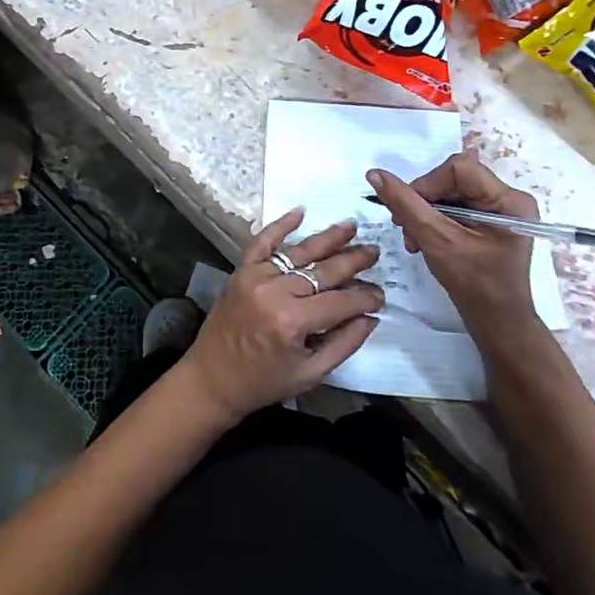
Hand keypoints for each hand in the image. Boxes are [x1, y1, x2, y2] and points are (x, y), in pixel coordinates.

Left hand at [177, 209, 383, 418]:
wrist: (212, 375)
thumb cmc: (264, 380)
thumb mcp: (312, 372)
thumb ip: (345, 342)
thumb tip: (372, 316)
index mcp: (291, 320)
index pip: (341, 301)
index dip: (366, 298)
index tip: (382, 295)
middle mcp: (272, 291)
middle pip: (322, 271)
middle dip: (353, 261)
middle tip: (375, 251)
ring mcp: (253, 277)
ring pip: (297, 253)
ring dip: (326, 239)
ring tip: (351, 226)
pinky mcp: (240, 272)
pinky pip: (261, 243)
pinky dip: (279, 226)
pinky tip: (299, 213)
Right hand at [365, 153, 542, 345]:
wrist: (496, 318)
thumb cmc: (473, 282)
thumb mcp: (435, 240)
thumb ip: (404, 203)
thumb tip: (374, 173)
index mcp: (508, 200)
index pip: (457, 168)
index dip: (426, 184)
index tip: (408, 211)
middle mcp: (507, 198)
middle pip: (450, 179)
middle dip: (421, 202)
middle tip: (405, 228)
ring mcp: (498, 209)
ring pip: (447, 193)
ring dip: (422, 213)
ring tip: (414, 239)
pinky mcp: (488, 220)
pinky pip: (452, 206)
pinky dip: (431, 220)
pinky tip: (423, 239)